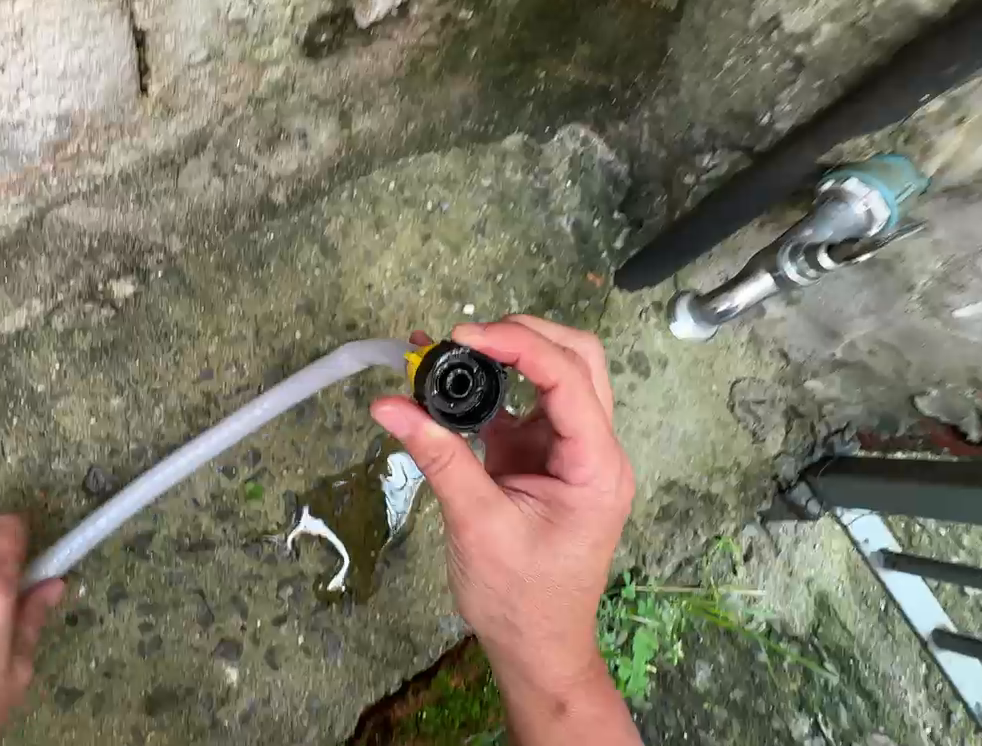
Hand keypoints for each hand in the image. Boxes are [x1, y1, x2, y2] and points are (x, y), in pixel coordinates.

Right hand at [372, 316, 638, 743]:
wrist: (535, 646)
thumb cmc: (519, 597)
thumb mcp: (476, 523)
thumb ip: (438, 455)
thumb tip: (386, 404)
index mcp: (596, 465)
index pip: (567, 379)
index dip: (517, 345)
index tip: (462, 336)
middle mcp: (594, 447)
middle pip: (577, 359)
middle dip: (524, 334)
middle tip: (467, 336)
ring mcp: (570, 448)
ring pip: (558, 371)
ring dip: (512, 350)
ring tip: (457, 346)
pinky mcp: (543, 452)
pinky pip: (524, 399)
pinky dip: (491, 380)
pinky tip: (450, 373)